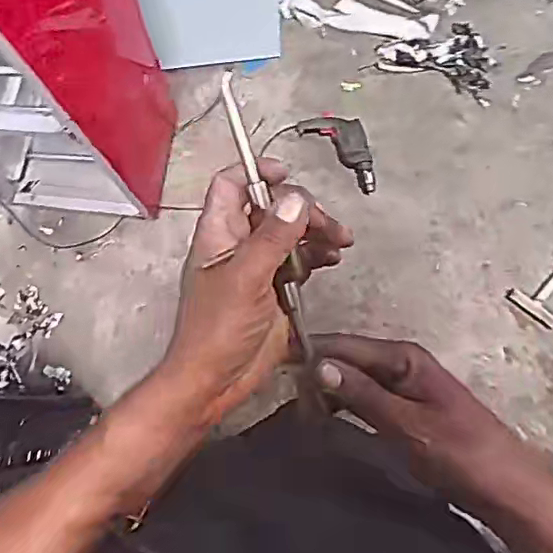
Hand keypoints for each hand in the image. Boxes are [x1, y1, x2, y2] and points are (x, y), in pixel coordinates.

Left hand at [158, 160, 353, 416]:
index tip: (285, 174)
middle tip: (325, 224)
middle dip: (301, 209)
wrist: (215, 380)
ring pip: (288, 233)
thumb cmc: (213, 333)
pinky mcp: (272, 288)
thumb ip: (272, 237)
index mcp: (218, 234)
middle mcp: (236, 245)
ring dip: (315, 232)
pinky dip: (315, 255)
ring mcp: (255, 266)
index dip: (256, 172)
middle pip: (270, 207)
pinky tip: (330, 259)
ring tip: (339, 242)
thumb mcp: (246, 278)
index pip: (231, 184)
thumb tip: (294, 200)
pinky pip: (297, 260)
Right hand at [314, 335, 533, 504]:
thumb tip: (317, 365)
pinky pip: (362, 399)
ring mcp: (402, 387)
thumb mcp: (408, 426)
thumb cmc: (463, 455)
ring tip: (303, 415)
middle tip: (292, 405)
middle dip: (316, 376)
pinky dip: (342, 407)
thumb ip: (362, 395)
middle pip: (346, 359)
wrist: (509, 492)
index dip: (310, 353)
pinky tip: (327, 421)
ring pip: (351, 380)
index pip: (344, 345)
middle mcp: (401, 364)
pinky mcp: (403, 410)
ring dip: (327, 393)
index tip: (276, 368)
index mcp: (404, 357)